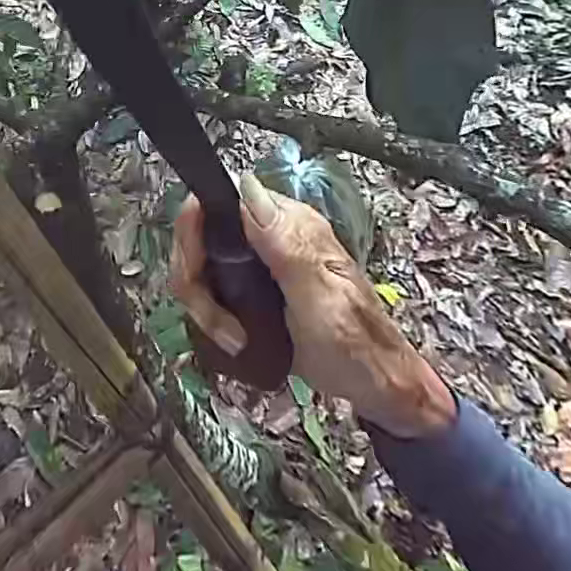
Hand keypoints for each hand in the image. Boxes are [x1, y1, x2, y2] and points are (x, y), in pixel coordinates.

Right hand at [169, 174, 455, 437]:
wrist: (377, 386)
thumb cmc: (356, 345)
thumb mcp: (321, 298)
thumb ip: (285, 243)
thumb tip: (246, 184)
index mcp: (287, 222)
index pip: (218, 201)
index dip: (194, 233)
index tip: (195, 278)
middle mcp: (269, 232)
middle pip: (200, 236)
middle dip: (197, 283)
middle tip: (220, 326)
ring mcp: (260, 260)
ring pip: (201, 266)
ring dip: (205, 306)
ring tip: (233, 338)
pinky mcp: (253, 287)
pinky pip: (211, 289)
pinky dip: (211, 315)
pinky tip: (231, 337)